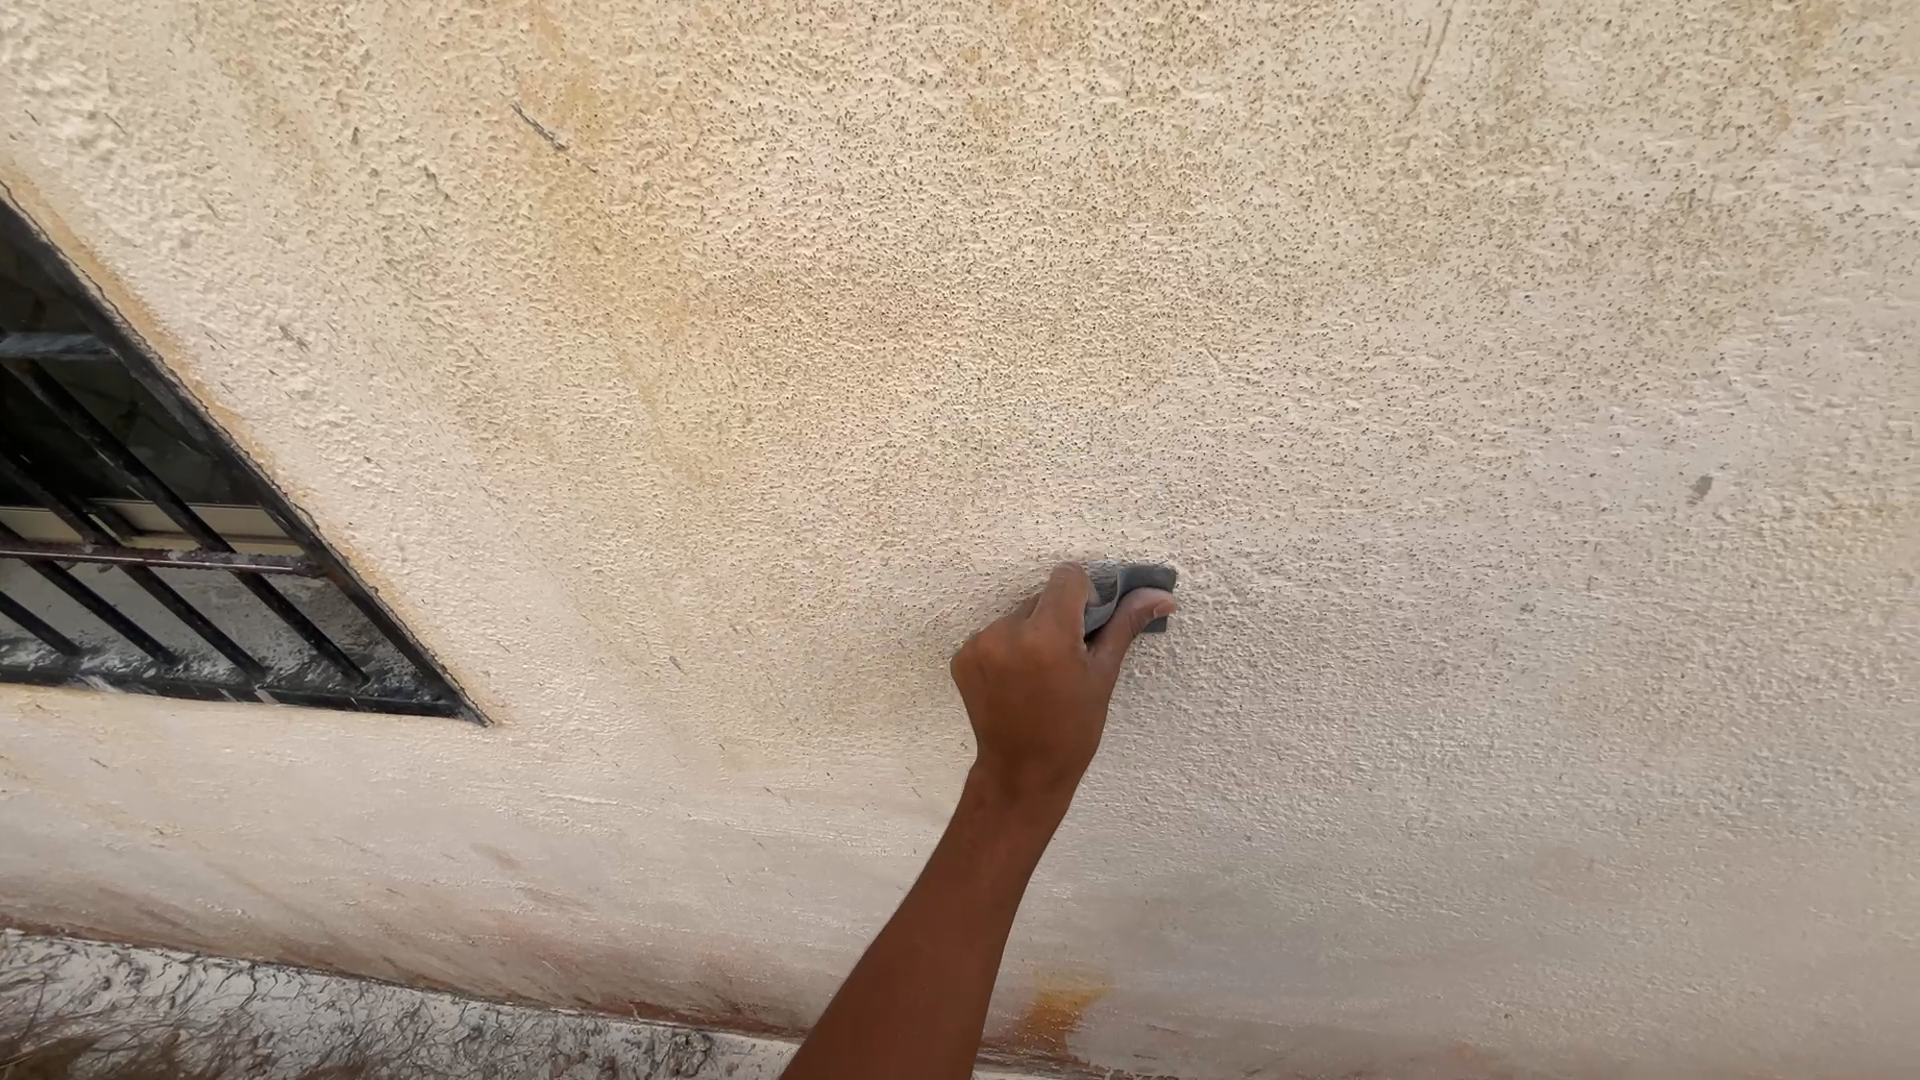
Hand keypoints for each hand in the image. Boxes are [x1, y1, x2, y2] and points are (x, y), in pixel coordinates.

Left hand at [949, 562, 1176, 807]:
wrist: (1022, 772)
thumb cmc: (1071, 730)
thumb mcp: (1103, 675)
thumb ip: (1126, 625)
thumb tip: (1161, 596)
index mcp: (1047, 635)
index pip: (1067, 576)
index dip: (1085, 593)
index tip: (1089, 622)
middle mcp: (1007, 633)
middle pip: (1042, 597)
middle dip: (1059, 617)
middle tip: (1068, 656)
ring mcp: (979, 644)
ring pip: (1017, 615)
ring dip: (1032, 632)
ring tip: (1041, 673)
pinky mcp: (962, 656)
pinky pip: (993, 634)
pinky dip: (1008, 648)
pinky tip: (1017, 680)